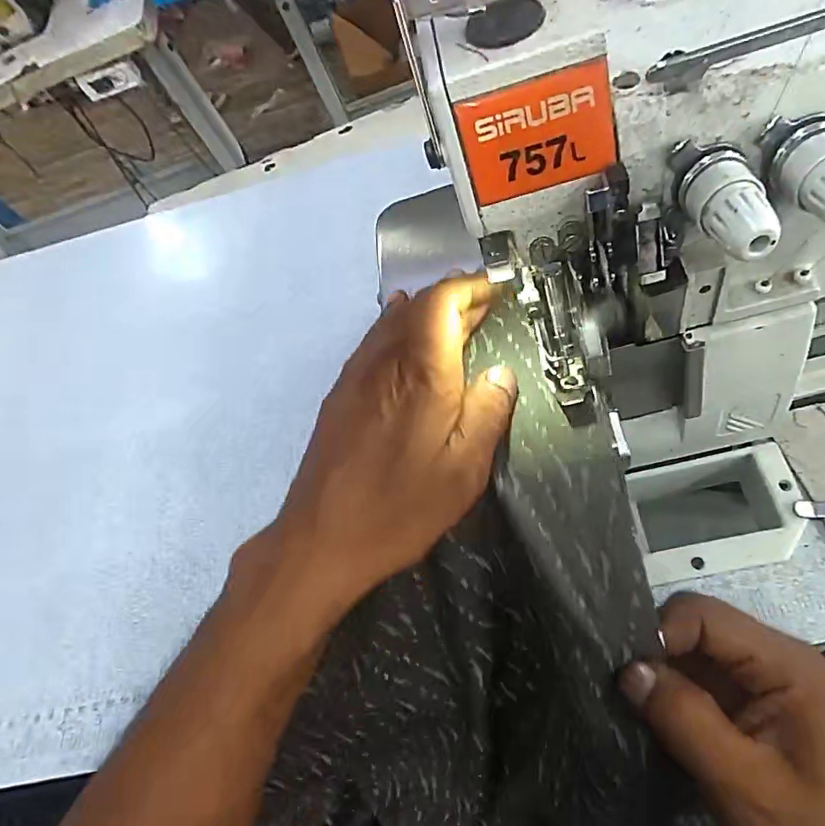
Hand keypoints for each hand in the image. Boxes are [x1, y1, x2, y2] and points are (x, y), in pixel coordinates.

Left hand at [260, 273, 516, 606]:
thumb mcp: (464, 470)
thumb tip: (502, 374)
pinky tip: (415, 340)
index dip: (471, 287)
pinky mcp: (342, 395)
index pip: (442, 302)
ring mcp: (357, 376)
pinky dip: (404, 330)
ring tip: (462, 319)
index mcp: (422, 375)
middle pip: (419, 306)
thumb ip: (488, 414)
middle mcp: (384, 362)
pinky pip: (377, 343)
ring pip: (394, 322)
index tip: (498, 289)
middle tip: (490, 303)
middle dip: (457, 296)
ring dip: (430, 312)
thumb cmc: (401, 508)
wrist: (321, 538)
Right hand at [617, 593, 824, 825]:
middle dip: (659, 653)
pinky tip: (658, 722)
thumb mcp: (739, 781)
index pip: (705, 614)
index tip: (625, 677)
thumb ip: (684, 718)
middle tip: (623, 694)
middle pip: (702, 625)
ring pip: (701, 652)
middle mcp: (778, 655)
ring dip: (666, 675)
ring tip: (632, 708)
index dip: (661, 633)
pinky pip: (709, 680)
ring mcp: (769, 678)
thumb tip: (629, 670)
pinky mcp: (759, 703)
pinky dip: (679, 695)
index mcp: (784, 661)